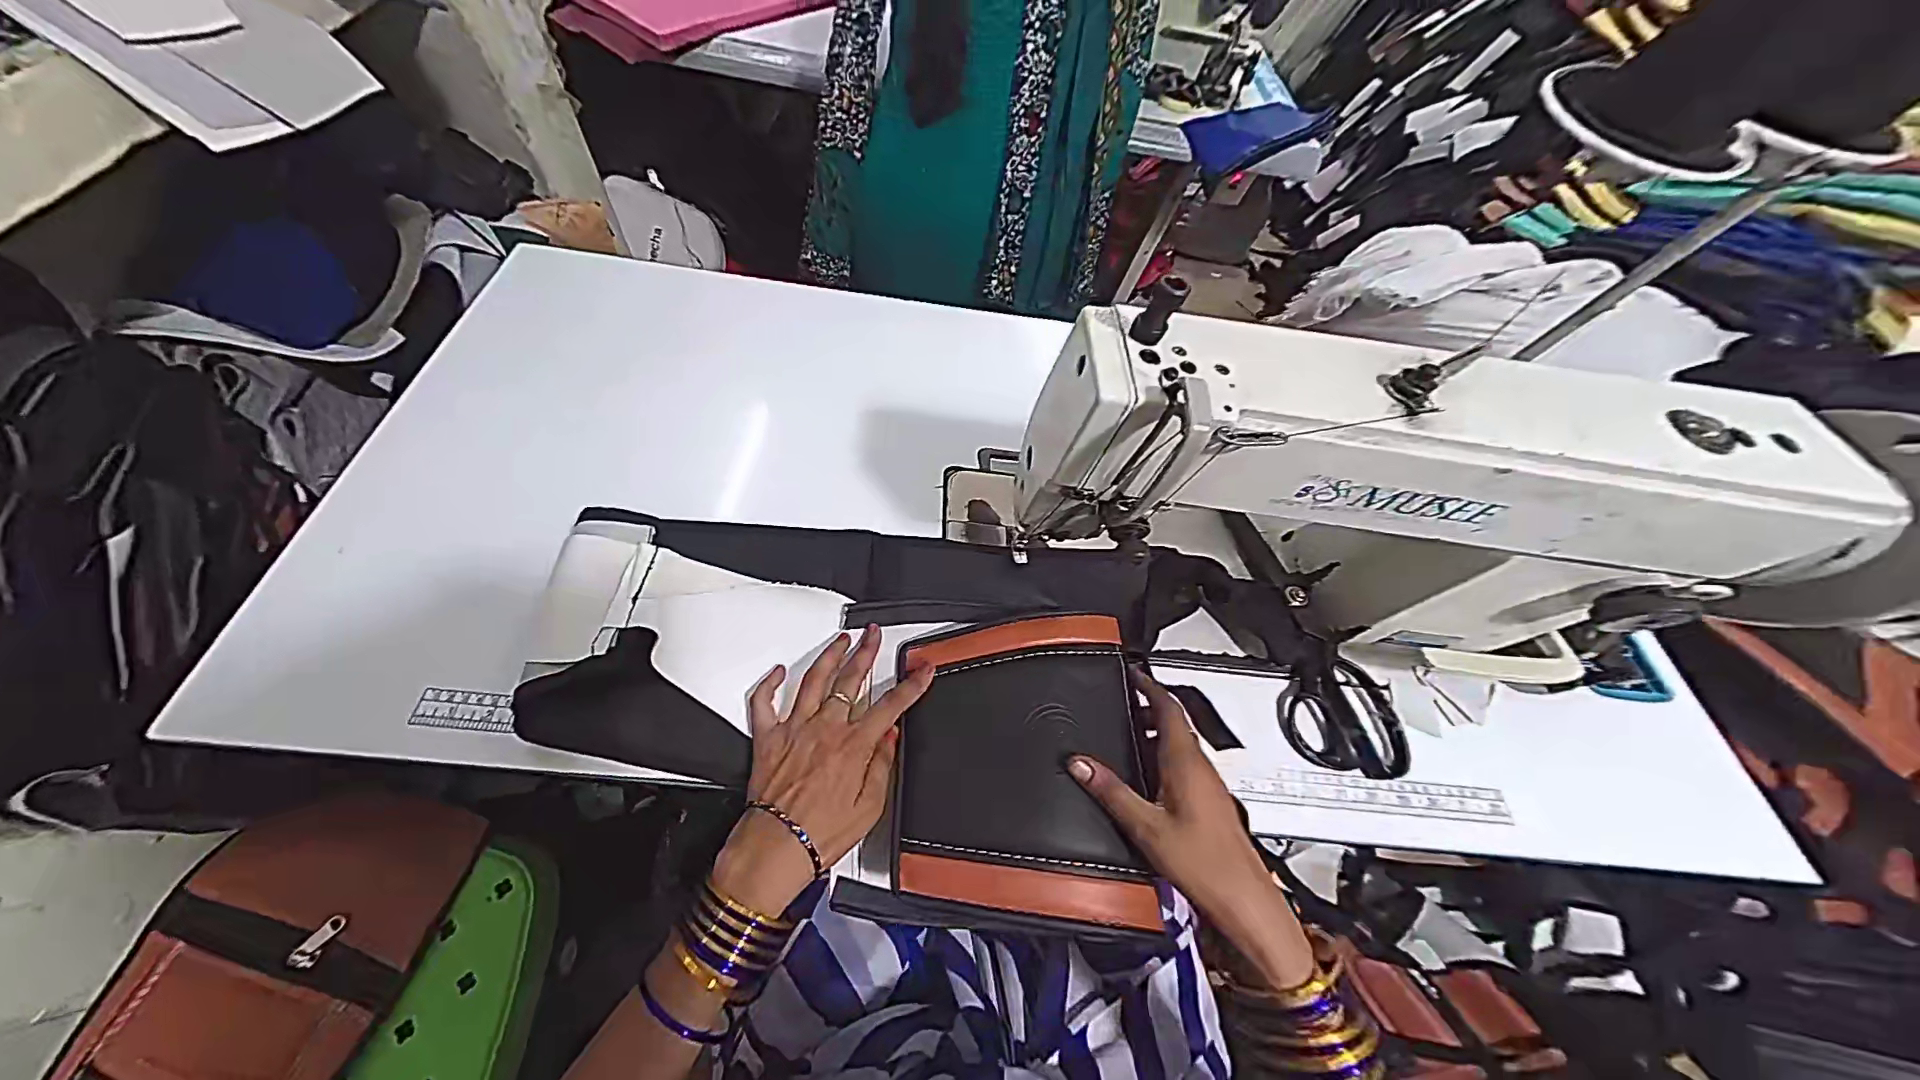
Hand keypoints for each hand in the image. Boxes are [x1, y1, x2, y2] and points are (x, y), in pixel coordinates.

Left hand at [709, 626, 934, 915]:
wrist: (777, 847)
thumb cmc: (820, 832)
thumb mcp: (869, 807)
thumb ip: (882, 767)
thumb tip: (890, 739)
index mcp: (853, 746)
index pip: (891, 704)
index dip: (912, 684)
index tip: (923, 669)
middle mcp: (825, 730)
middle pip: (850, 678)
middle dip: (867, 652)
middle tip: (873, 636)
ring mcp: (795, 730)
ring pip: (814, 679)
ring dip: (829, 655)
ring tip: (840, 640)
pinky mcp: (768, 738)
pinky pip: (764, 702)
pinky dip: (770, 684)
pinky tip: (778, 671)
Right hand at [1070, 670, 1313, 988]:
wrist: (1245, 903)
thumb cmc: (1207, 868)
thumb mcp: (1145, 826)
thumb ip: (1111, 791)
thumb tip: (1081, 764)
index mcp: (1186, 763)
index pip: (1168, 706)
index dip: (1149, 685)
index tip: (1133, 674)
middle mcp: (1203, 768)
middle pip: (1176, 722)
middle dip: (1148, 707)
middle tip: (1124, 702)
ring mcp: (1210, 785)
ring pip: (1181, 744)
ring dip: (1156, 732)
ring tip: (1130, 734)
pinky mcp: (1211, 803)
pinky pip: (1186, 765)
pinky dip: (1164, 757)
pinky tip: (1148, 778)